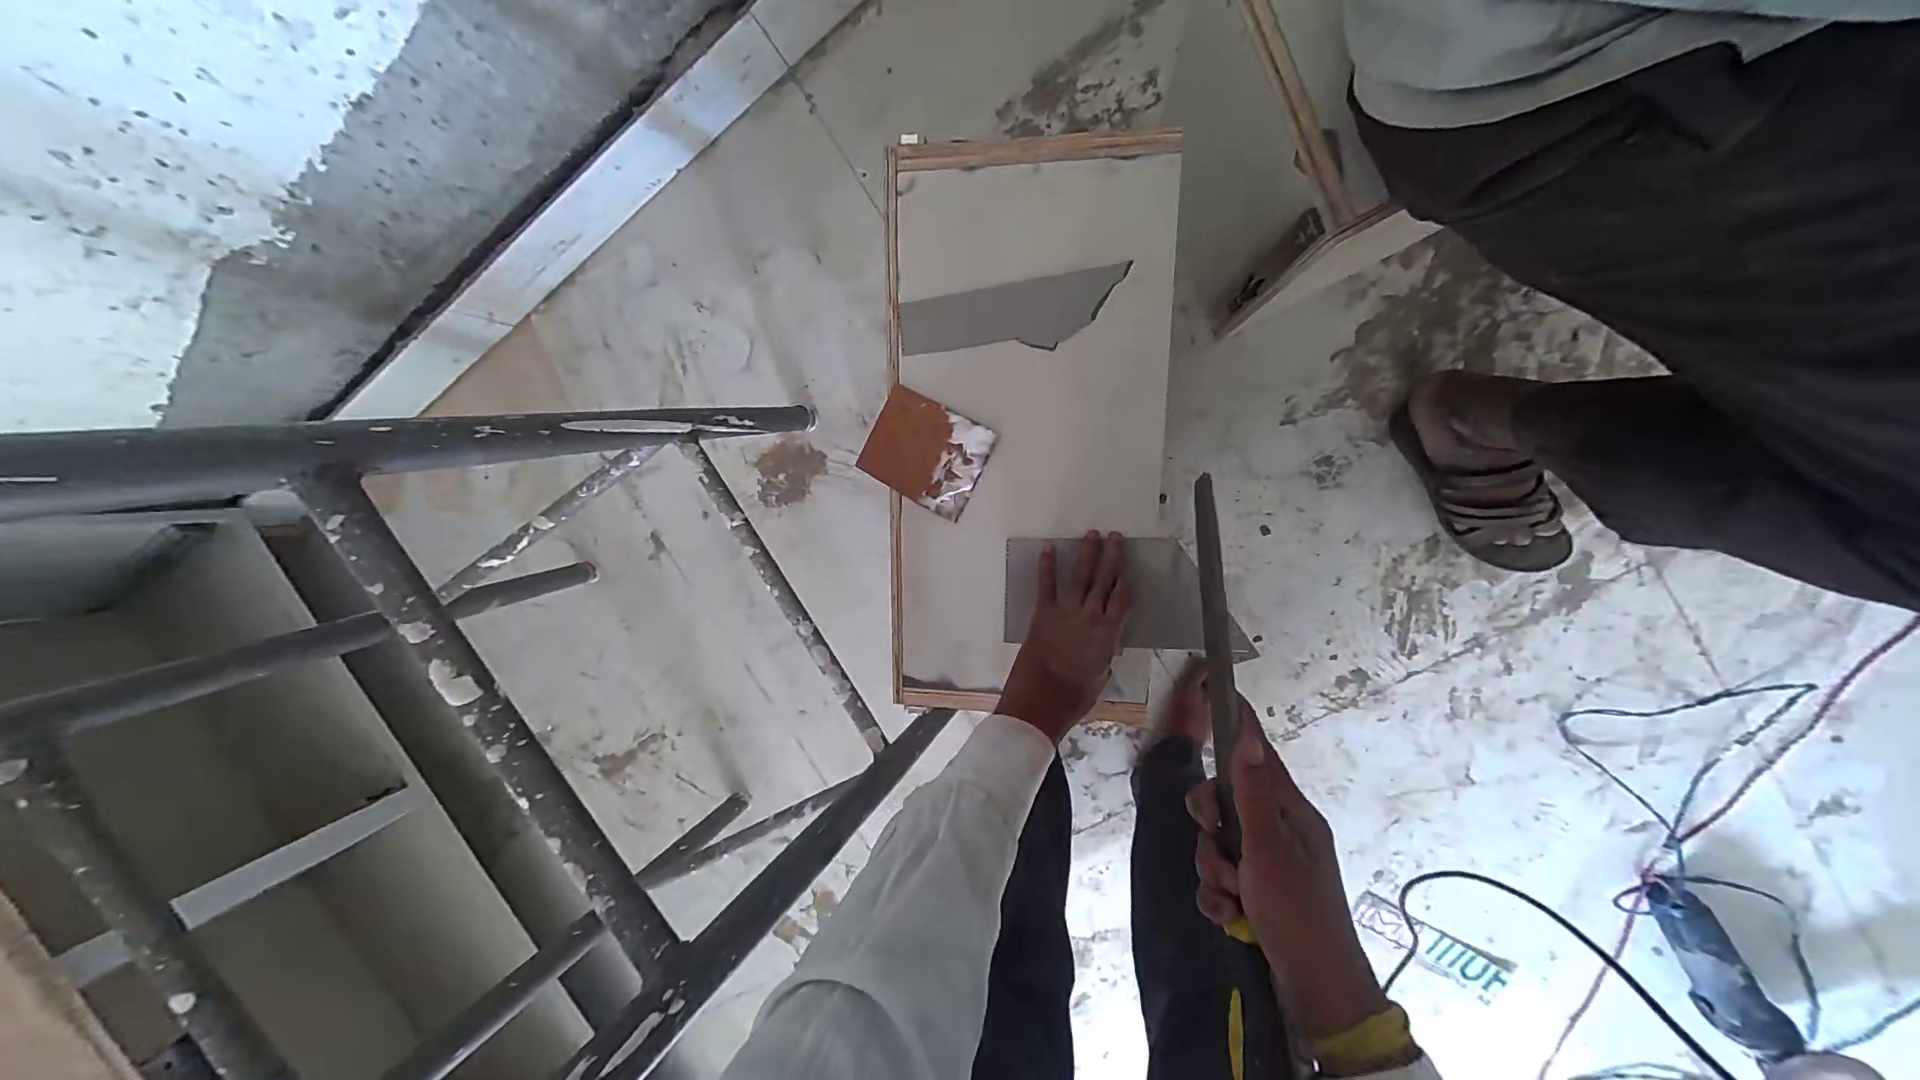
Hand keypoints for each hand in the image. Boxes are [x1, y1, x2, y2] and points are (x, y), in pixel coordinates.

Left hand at [996, 531, 1132, 742]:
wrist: (1042, 698)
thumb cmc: (1075, 695)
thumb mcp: (1100, 676)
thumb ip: (1105, 655)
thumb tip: (1106, 646)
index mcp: (1108, 633)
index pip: (1123, 599)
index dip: (1126, 581)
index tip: (1129, 567)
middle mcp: (1090, 616)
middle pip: (1104, 580)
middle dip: (1111, 557)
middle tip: (1116, 537)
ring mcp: (1066, 613)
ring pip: (1080, 577)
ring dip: (1086, 554)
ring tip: (1092, 535)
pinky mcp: (1043, 614)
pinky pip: (1046, 587)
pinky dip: (1046, 568)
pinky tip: (1048, 550)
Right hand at [1186, 702, 1388, 1041]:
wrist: (1316, 990)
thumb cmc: (1298, 912)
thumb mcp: (1271, 850)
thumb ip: (1252, 794)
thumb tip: (1248, 739)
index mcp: (1289, 811)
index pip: (1257, 754)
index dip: (1236, 724)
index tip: (1214, 688)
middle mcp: (1275, 830)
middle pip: (1222, 800)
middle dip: (1210, 826)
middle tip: (1218, 844)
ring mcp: (1264, 862)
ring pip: (1214, 842)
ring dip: (1214, 870)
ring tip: (1235, 895)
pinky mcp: (1253, 892)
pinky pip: (1217, 878)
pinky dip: (1219, 898)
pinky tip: (1234, 918)